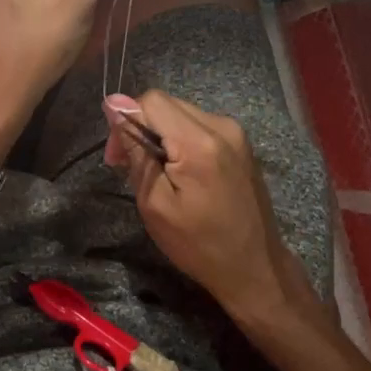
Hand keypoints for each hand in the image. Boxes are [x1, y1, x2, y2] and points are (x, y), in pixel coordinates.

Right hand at [109, 90, 291, 315]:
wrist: (257, 269)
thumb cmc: (200, 245)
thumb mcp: (155, 204)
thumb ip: (136, 149)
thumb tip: (113, 104)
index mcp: (199, 141)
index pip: (151, 100)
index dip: (127, 120)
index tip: (119, 158)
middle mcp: (220, 125)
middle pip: (166, 104)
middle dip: (142, 127)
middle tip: (131, 167)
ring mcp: (235, 132)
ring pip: (181, 113)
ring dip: (161, 134)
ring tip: (158, 172)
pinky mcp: (240, 142)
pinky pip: (199, 125)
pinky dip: (181, 140)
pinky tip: (182, 172)